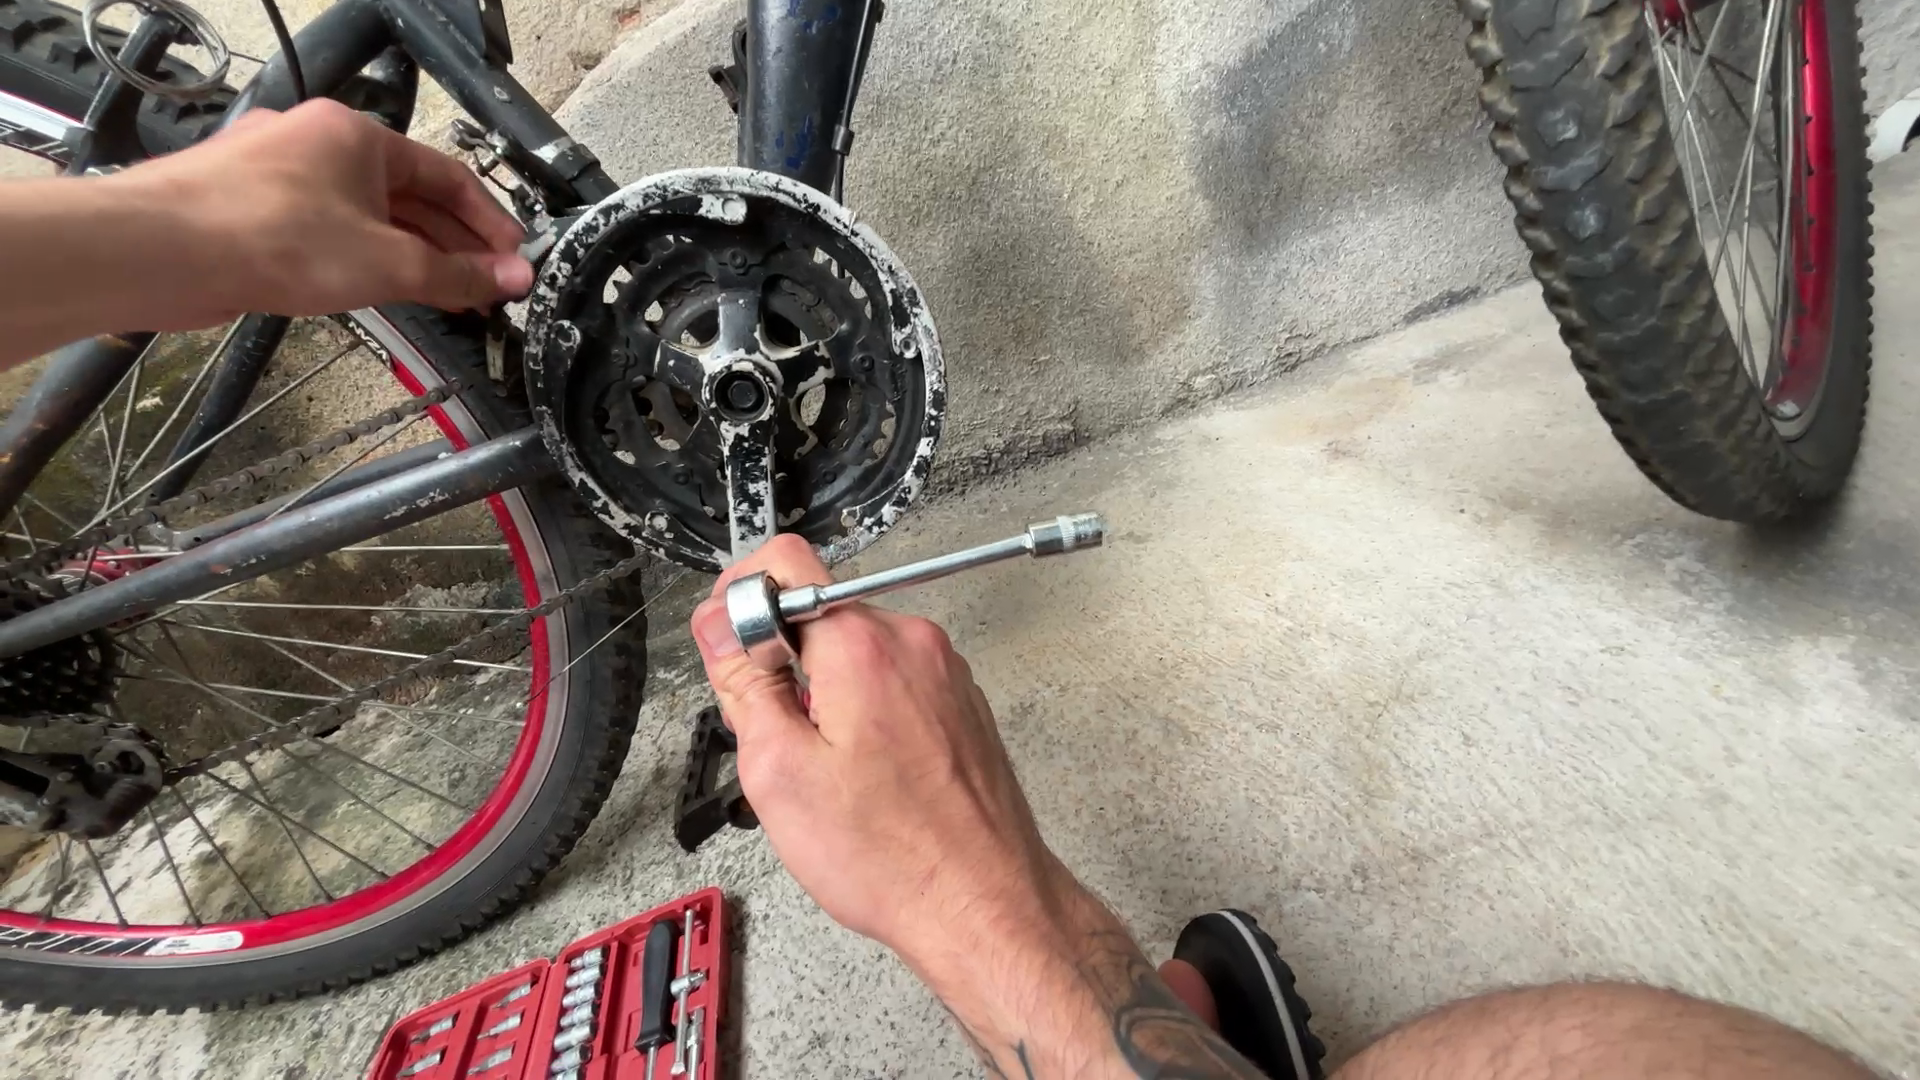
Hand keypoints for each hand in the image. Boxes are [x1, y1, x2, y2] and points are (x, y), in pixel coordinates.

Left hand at [121, 99, 531, 323]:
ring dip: (426, 256)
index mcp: (358, 137)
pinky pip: (346, 230)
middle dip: (462, 246)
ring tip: (460, 297)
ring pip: (382, 217)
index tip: (517, 260)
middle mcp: (324, 145)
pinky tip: (405, 290)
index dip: (493, 224)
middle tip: (494, 287)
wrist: (160, 253)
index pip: (452, 178)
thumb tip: (518, 278)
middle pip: (418, 198)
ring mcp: (290, 176)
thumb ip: (464, 274)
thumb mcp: (395, 263)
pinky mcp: (266, 208)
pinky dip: (383, 258)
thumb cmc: (274, 239)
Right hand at [690, 534, 1072, 961]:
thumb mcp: (780, 770)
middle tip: (777, 730)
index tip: (732, 643)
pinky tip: (867, 765)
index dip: (742, 594)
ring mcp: (942, 667)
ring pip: (855, 647)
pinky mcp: (957, 695)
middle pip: (820, 611)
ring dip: (824, 687)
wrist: (982, 899)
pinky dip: (865, 703)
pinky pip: (893, 675)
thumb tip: (719, 625)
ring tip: (828, 760)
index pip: (787, 563)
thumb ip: (742, 681)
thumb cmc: (891, 852)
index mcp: (862, 645)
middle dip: (782, 658)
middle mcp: (911, 640)